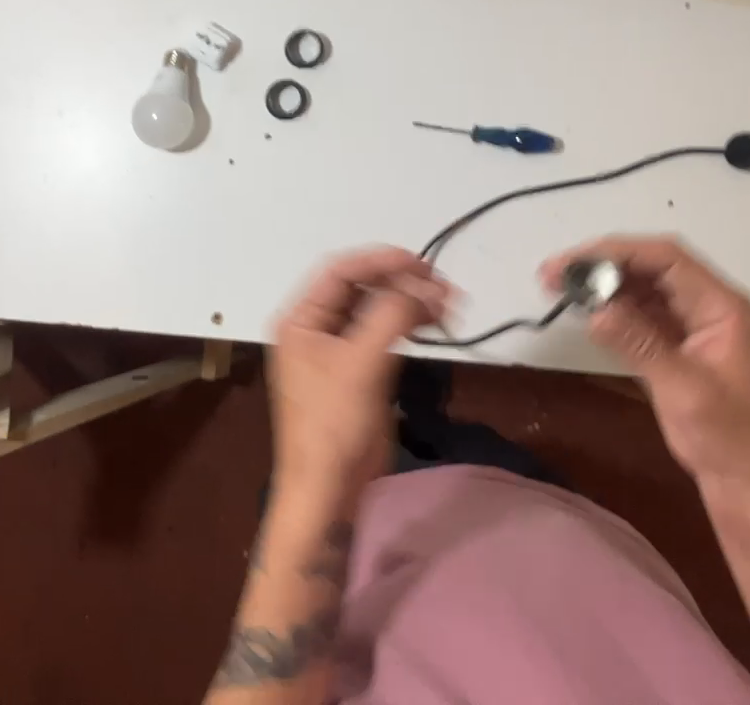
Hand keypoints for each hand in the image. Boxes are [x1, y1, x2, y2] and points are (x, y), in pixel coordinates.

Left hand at [268, 247, 451, 502]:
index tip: (422, 265)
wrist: (329, 488)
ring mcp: (336, 348)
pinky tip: (435, 323)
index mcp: (300, 319)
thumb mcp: (360, 364)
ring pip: (376, 308)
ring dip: (411, 302)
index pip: (339, 271)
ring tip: (450, 304)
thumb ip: (391, 317)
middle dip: (402, 283)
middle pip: (361, 287)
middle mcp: (315, 326)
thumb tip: (426, 288)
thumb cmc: (333, 424)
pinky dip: (409, 325)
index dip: (381, 261)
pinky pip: (384, 332)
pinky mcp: (357, 368)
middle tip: (444, 289)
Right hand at [541, 236, 749, 500]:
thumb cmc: (730, 439)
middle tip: (553, 274)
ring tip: (559, 288)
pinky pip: (643, 314)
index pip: (666, 259)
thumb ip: (639, 344)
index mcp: (722, 307)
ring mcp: (694, 326)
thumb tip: (593, 310)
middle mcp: (709, 307)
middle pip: (652, 267)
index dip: (617, 252)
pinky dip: (613, 308)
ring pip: (644, 288)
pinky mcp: (680, 346)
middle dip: (602, 265)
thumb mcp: (684, 390)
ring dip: (604, 284)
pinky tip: (586, 311)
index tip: (572, 262)